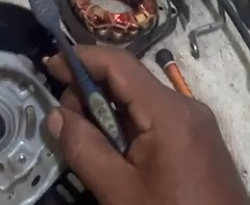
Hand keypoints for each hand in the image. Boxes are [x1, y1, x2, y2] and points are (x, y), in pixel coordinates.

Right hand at [44, 46, 249, 204]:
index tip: (50, 67)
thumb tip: (55, 115)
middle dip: (91, 91)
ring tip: (86, 142)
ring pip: (140, 101)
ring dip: (107, 112)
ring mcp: (196, 127)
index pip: (118, 63)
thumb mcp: (120, 194)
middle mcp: (186, 107)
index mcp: (169, 111)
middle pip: (128, 80)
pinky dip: (127, 128)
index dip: (80, 58)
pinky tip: (113, 155)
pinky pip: (155, 120)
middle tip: (66, 122)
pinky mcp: (199, 146)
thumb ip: (85, 149)